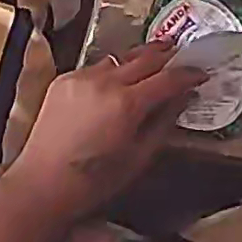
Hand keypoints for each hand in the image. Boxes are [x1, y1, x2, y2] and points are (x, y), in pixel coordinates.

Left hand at [0, 42, 205, 220]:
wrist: (40, 188)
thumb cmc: (95, 183)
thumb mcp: (139, 157)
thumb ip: (165, 122)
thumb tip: (185, 96)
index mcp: (128, 104)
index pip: (168, 78)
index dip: (189, 74)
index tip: (201, 73)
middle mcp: (107, 82)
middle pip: (146, 58)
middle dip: (168, 55)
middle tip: (182, 53)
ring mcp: (83, 77)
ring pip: (121, 59)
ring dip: (139, 59)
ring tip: (152, 61)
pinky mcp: (65, 79)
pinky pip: (97, 67)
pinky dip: (112, 72)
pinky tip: (115, 83)